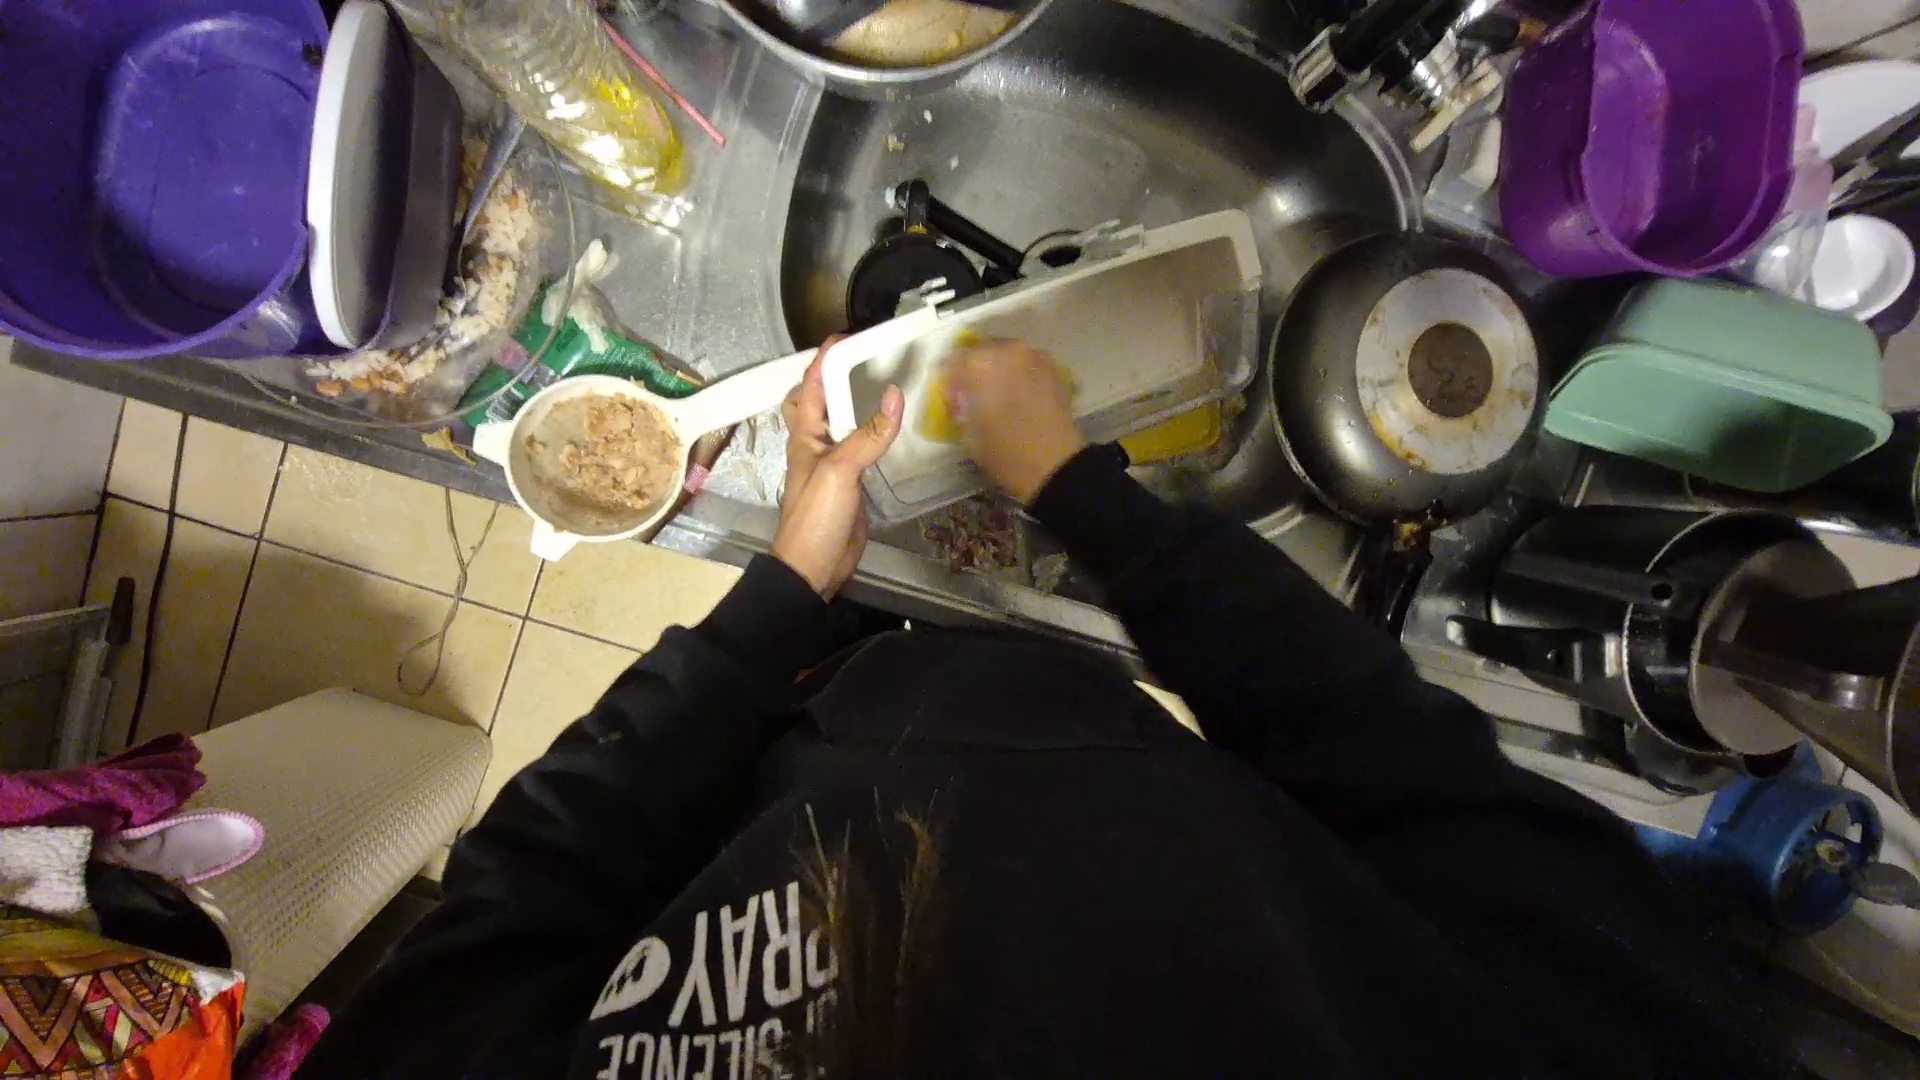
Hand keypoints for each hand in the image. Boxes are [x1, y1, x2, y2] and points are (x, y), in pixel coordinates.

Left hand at [771, 338, 903, 598]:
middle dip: (832, 378)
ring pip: (841, 424)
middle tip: (863, 362)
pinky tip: (892, 432)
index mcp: (804, 435)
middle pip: (817, 401)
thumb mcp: (841, 470)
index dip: (824, 360)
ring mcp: (833, 465)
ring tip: (882, 386)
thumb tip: (895, 395)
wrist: (813, 567)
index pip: (810, 386)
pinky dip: (874, 435)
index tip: (848, 338)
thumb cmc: (816, 515)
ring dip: (855, 404)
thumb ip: (868, 435)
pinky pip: (861, 450)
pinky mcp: (849, 484)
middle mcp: (816, 444)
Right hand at [947, 339, 1087, 503]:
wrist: (1055, 463)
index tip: (955, 401)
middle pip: (982, 352)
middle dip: (977, 371)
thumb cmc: (1004, 452)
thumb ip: (962, 408)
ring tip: (1004, 397)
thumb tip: (965, 401)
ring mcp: (1034, 357)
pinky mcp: (1055, 370)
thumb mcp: (968, 434)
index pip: (953, 362)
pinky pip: (1030, 365)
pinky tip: (1024, 398)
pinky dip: (1023, 376)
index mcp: (978, 364)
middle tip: (978, 397)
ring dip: (1002, 371)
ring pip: (1008, 356)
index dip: (951, 382)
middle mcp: (1007, 351)